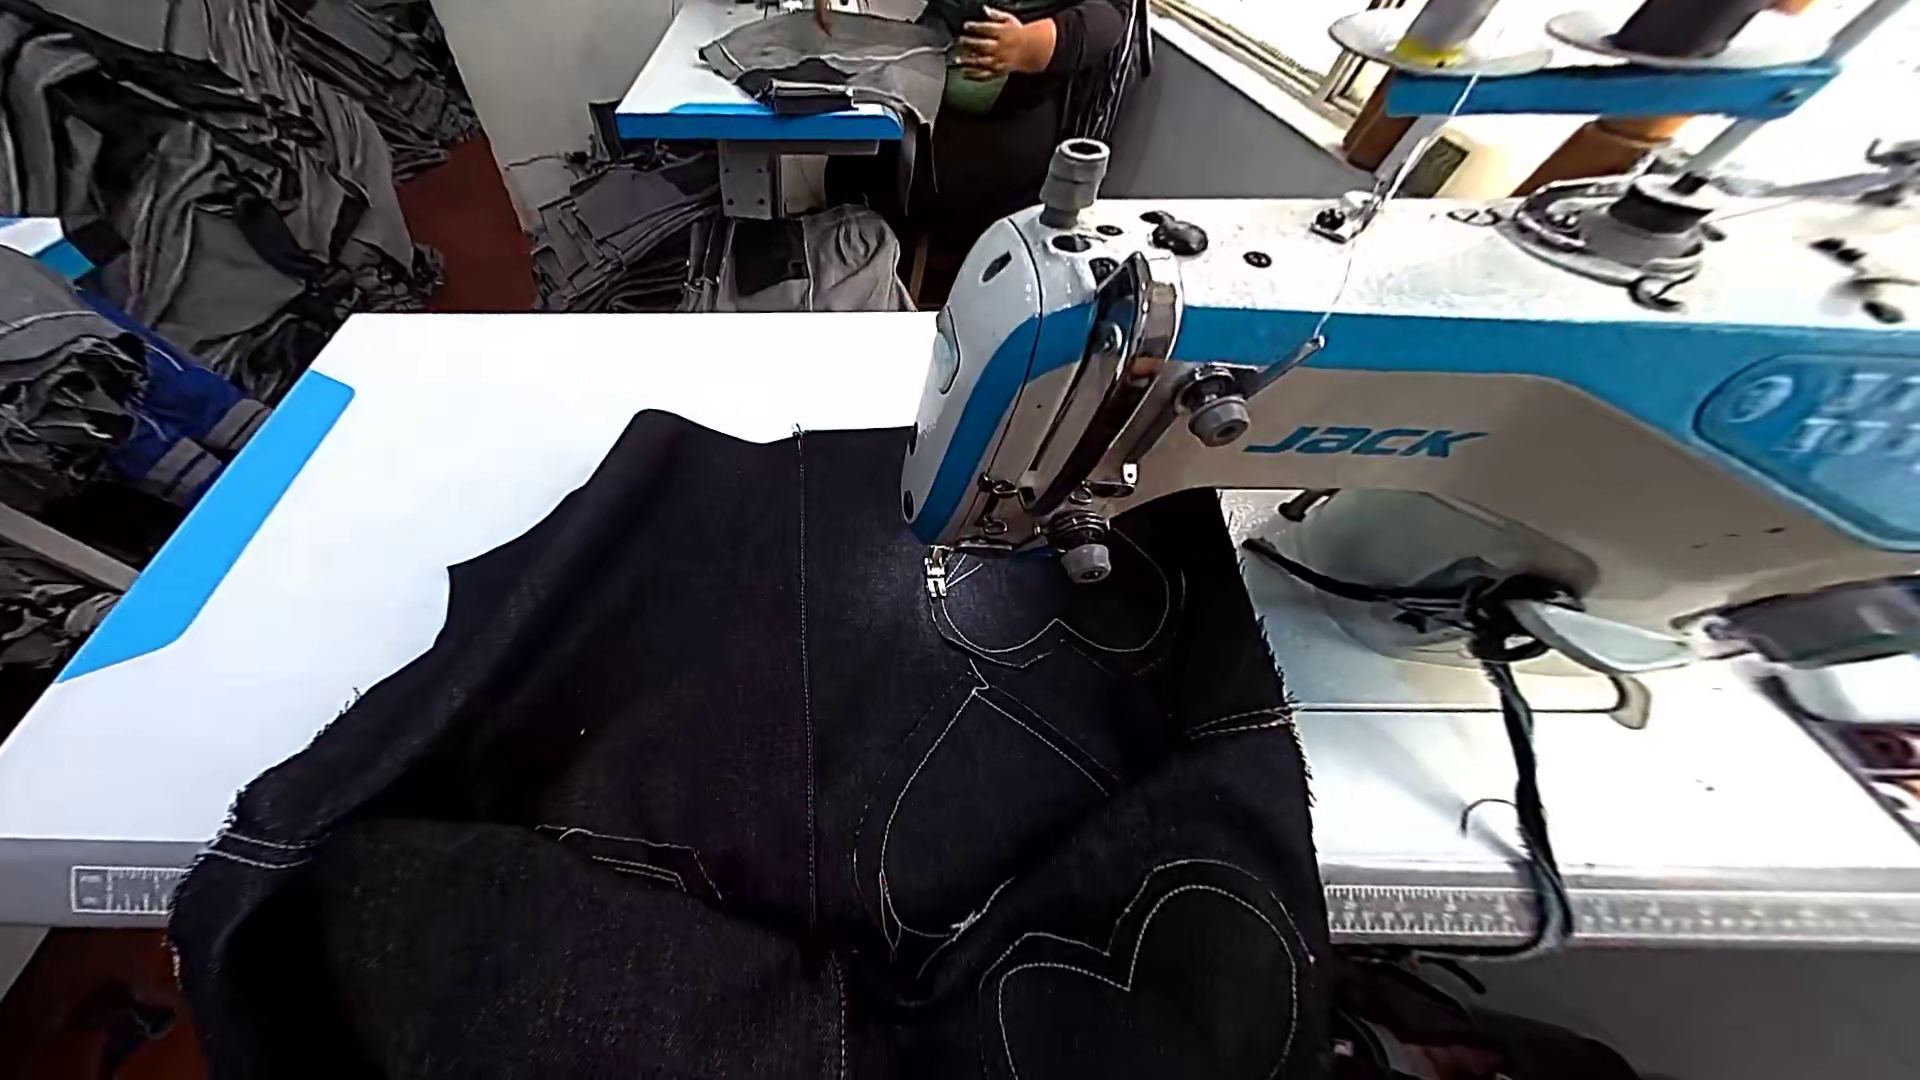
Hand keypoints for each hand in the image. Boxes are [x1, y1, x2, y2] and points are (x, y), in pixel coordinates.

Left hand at [958, 8, 1055, 78]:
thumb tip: (985, 9)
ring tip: (958, 60)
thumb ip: (996, 15)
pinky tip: (965, 74)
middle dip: (969, 43)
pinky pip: (984, 75)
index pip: (985, 29)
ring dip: (968, 61)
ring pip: (981, 62)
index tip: (966, 26)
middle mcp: (999, 48)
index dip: (974, 27)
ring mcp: (998, 61)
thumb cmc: (1020, 34)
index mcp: (1002, 33)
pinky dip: (974, 75)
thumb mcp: (1009, 19)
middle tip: (959, 41)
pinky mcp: (997, 72)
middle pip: (981, 45)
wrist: (1031, 50)